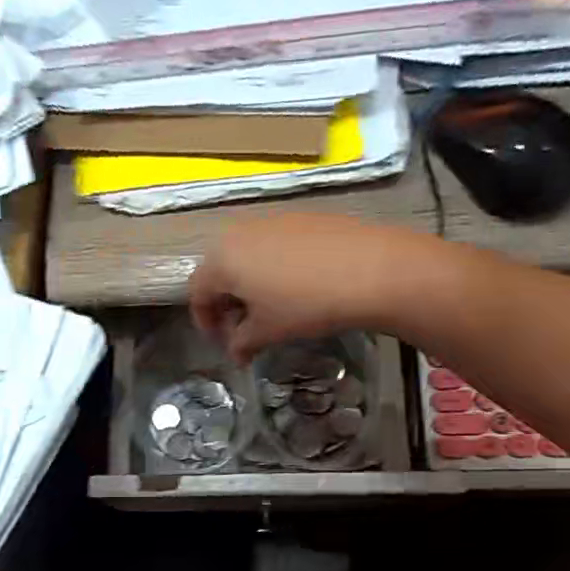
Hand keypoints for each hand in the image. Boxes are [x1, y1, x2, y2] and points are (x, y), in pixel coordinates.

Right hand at [188, 213, 473, 361]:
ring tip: (271, 310)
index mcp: (221, 259)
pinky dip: (273, 269)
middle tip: (245, 329)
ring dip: (249, 286)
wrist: (372, 269)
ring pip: (246, 256)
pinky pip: (273, 246)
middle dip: (227, 303)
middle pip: (219, 271)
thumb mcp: (268, 331)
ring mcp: (271, 220)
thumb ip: (241, 343)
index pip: (197, 293)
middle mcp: (238, 232)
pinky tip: (297, 288)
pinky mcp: (301, 217)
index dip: (206, 323)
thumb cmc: (306, 304)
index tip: (224, 343)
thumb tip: (236, 353)